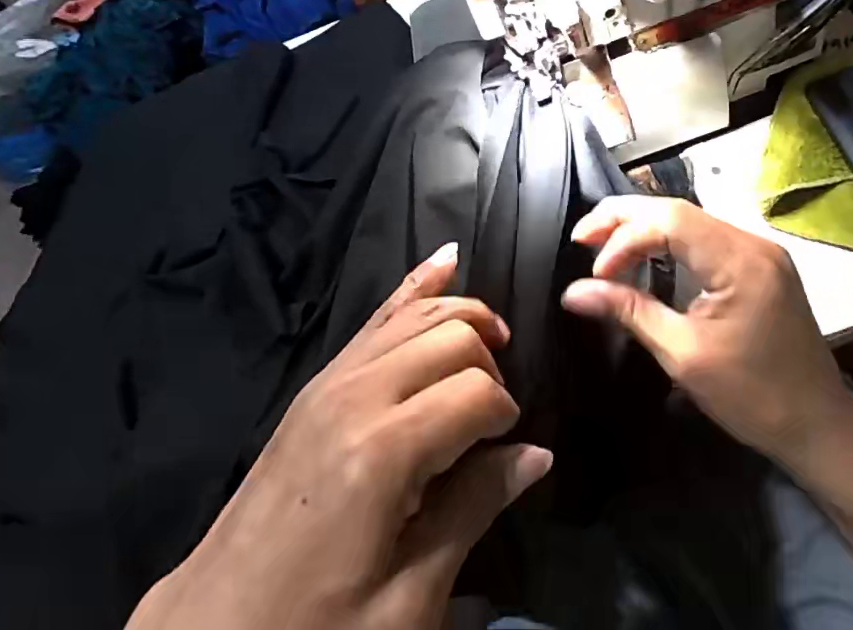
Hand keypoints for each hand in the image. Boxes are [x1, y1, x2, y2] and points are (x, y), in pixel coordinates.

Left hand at [127, 244, 552, 629]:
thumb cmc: (314, 629)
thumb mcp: (405, 601)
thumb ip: (475, 508)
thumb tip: (538, 454)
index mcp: (382, 451)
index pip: (478, 394)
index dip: (505, 418)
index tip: (503, 456)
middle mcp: (356, 397)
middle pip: (455, 338)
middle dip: (489, 368)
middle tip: (490, 422)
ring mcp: (331, 382)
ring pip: (422, 314)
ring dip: (467, 319)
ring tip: (496, 343)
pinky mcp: (318, 384)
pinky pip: (378, 317)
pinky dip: (417, 286)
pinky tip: (448, 259)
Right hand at [561, 196, 852, 466]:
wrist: (817, 422)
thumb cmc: (753, 396)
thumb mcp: (684, 355)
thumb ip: (630, 312)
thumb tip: (574, 292)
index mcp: (740, 260)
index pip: (671, 220)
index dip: (624, 237)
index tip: (595, 274)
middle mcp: (753, 242)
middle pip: (680, 210)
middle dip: (627, 218)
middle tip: (582, 235)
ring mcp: (761, 251)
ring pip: (693, 221)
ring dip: (647, 227)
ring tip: (603, 243)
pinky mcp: (761, 265)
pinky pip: (707, 239)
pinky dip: (671, 242)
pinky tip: (645, 254)